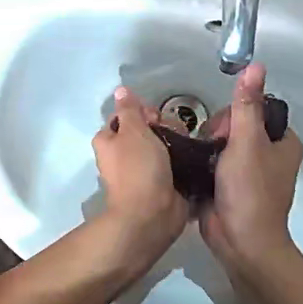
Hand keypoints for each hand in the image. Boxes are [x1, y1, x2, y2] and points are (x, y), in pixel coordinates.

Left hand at [92, 86, 189, 256]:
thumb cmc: (138, 168)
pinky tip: (194, 157)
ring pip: (161, 146)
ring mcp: (142, 171)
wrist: (152, 213)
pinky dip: (182, 160)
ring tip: (187, 146)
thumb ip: (129, 109)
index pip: (125, 117)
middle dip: (162, 127)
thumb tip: (121, 90)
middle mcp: (121, 156)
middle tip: (174, 132)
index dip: (142, 113)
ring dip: (175, 143)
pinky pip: (172, 164)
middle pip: (145, 130)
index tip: (156, 117)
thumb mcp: (132, 131)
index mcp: (108, 142)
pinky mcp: (160, 184)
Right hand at [199, 64, 302, 276]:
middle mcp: (269, 156)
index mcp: (284, 142)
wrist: (240, 242)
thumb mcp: (247, 142)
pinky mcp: (229, 189)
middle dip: (215, 136)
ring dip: (205, 151)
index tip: (221, 132)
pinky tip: (192, 172)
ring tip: (198, 163)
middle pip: (233, 127)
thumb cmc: (249, 191)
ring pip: (220, 147)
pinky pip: (212, 167)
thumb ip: (246, 104)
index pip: (253, 110)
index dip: (232, 115)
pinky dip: (202, 167)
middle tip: (210, 152)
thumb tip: (255, 65)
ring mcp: (248, 174)